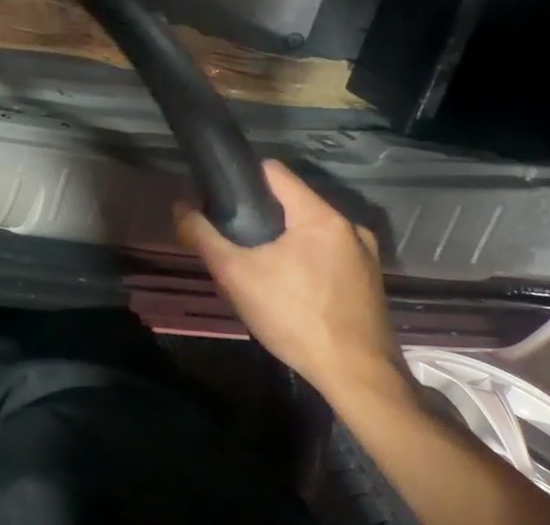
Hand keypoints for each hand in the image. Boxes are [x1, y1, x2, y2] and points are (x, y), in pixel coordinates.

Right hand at [175, 160, 401, 396]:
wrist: (357, 376)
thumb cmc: (294, 316)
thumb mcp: (234, 273)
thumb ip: (202, 234)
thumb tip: (180, 207)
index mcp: (321, 218)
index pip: (273, 172)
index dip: (239, 177)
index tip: (217, 197)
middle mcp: (350, 228)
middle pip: (289, 202)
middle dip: (257, 214)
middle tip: (230, 238)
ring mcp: (365, 256)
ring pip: (307, 230)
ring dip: (279, 239)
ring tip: (254, 263)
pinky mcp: (369, 280)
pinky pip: (325, 252)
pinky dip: (301, 258)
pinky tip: (284, 285)